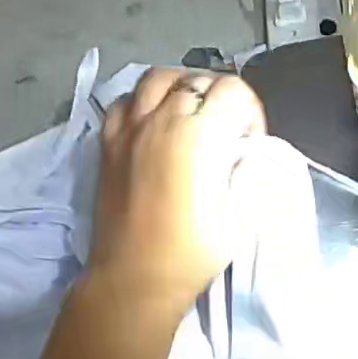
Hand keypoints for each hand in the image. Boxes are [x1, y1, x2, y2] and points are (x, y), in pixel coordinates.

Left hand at [89, 67, 266, 307]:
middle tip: (227, 132)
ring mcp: (128, 129)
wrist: (133, 281)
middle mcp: (160, 120)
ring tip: (191, 116)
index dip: (250, 112)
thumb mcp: (234, 219)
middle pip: (198, 79)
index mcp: (197, 137)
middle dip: (221, 99)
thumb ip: (243, 174)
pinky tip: (153, 123)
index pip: (233, 91)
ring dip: (182, 88)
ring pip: (158, 77)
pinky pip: (124, 100)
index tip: (250, 142)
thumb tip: (244, 153)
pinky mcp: (106, 144)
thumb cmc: (189, 257)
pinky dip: (144, 101)